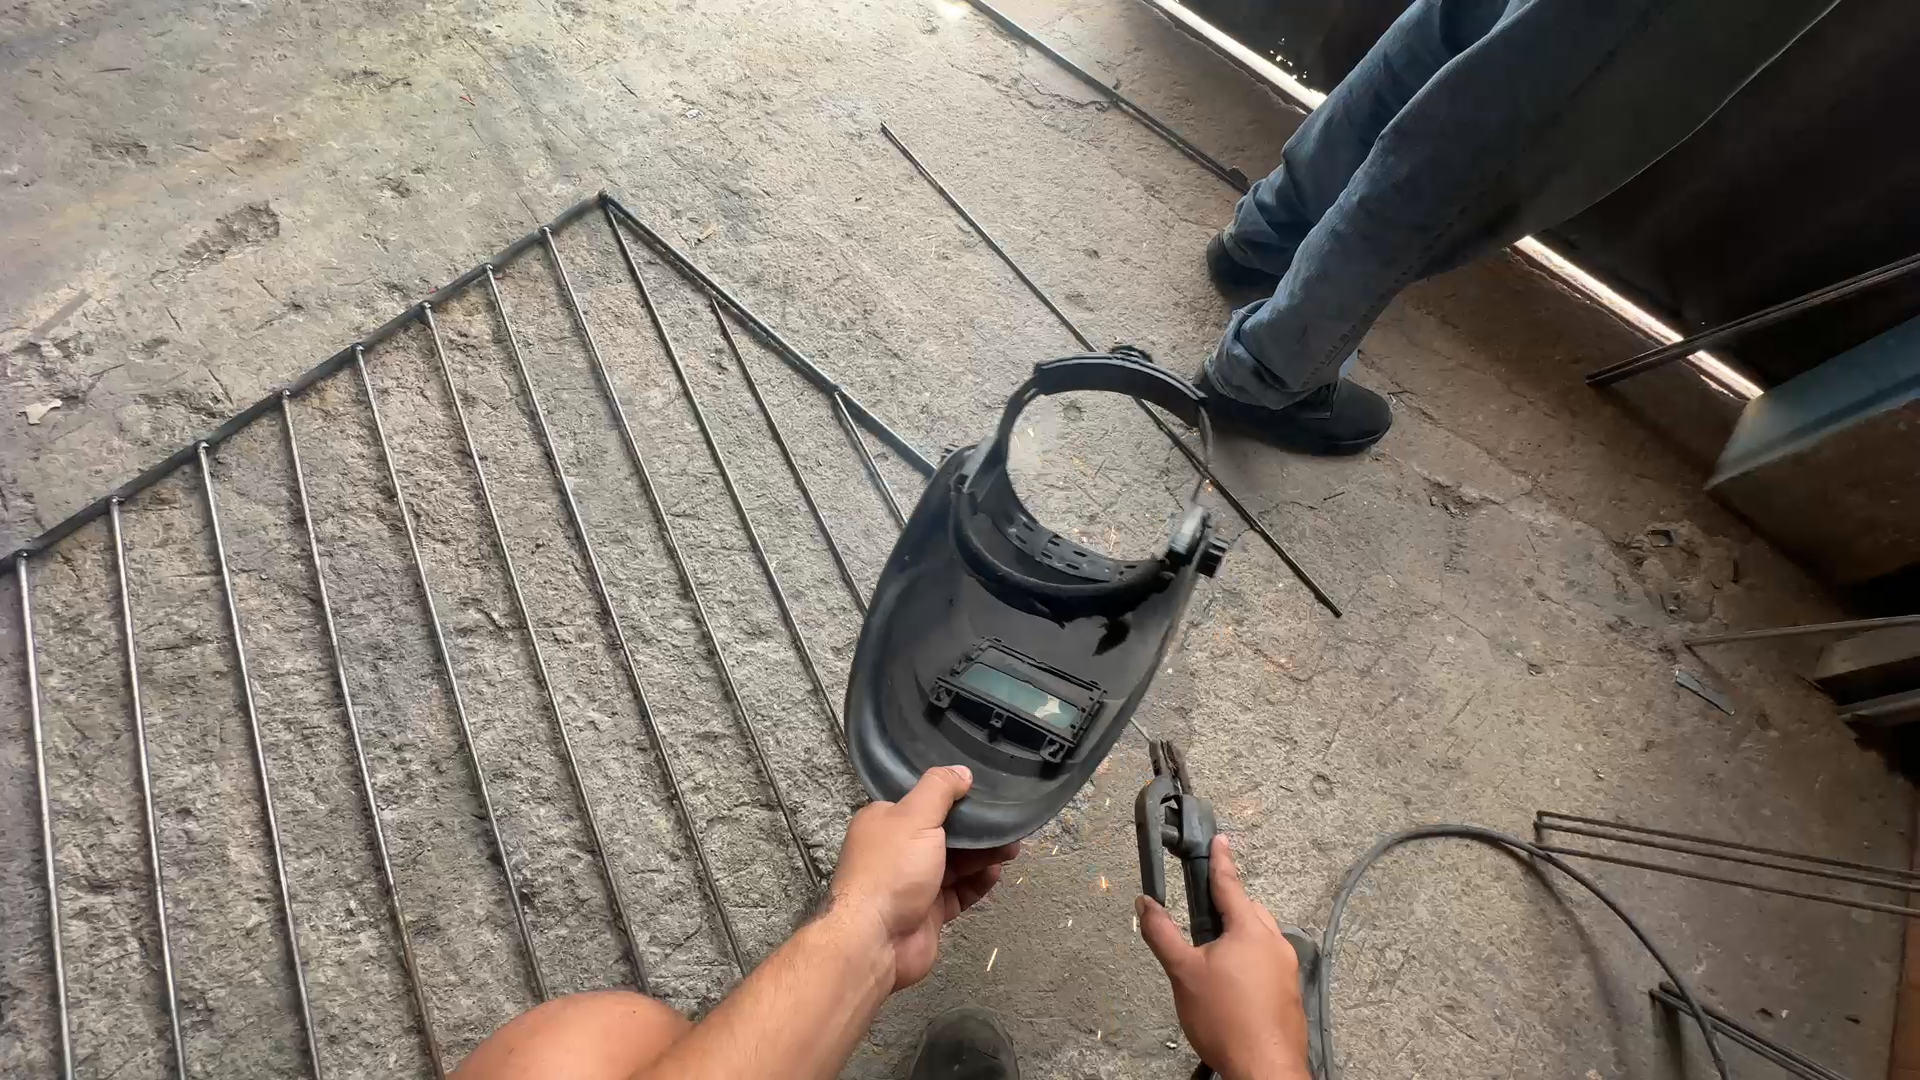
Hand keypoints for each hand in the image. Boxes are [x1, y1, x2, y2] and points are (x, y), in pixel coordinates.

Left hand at [828, 766, 1019, 991]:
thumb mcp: (915, 817)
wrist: (875, 942)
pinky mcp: (930, 911)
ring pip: (956, 862)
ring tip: (1012, 847)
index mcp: (886, 821)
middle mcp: (898, 849)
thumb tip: (961, 772)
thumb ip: (939, 789)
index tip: (982, 791)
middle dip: (976, 828)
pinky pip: (960, 891)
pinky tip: (996, 872)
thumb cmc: (891, 869)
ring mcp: (915, 882)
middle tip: (1007, 822)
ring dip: (983, 854)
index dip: (952, 796)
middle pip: (944, 832)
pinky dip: (978, 882)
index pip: (922, 801)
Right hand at [1137, 835, 1310, 1079]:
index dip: (1221, 859)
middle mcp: (1274, 944)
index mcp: (1250, 929)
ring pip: (1260, 935)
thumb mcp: (1183, 971)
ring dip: (1240, 931)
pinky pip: (1269, 960)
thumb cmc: (1226, 1020)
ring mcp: (1287, 970)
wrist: (1265, 1074)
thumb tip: (1145, 903)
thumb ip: (1162, 932)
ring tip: (1214, 950)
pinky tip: (1232, 979)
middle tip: (1204, 907)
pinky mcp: (1290, 994)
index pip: (1230, 883)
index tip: (1220, 839)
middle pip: (1249, 908)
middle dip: (1229, 902)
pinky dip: (1251, 956)